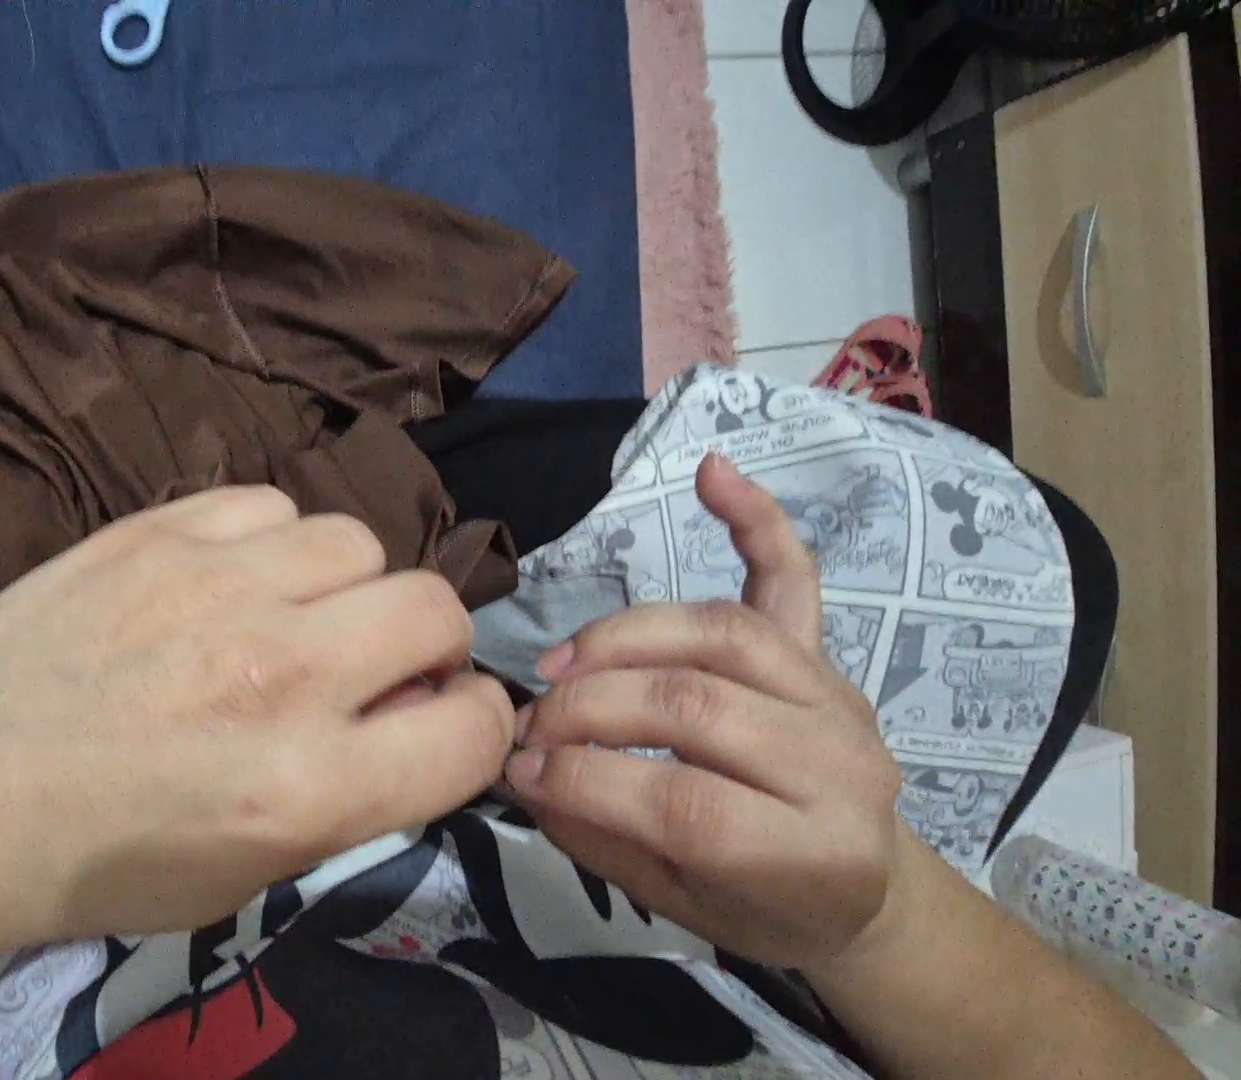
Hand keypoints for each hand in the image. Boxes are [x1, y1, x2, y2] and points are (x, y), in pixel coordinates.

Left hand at [0, 486, 513, 948]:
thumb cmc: (100, 859)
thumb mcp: (249, 869)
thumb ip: (353, 790)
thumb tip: (415, 707)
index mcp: (306, 788)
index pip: (474, 728)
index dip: (474, 723)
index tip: (438, 717)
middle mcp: (277, 675)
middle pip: (434, 607)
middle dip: (426, 643)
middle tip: (370, 663)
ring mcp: (213, 587)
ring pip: (356, 540)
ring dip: (344, 587)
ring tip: (284, 614)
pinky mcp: (153, 532)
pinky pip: (269, 505)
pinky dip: (270, 544)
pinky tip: (223, 580)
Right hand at [502, 454, 904, 969]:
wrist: (865, 891)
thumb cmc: (764, 908)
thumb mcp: (678, 905)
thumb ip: (599, 835)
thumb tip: (522, 770)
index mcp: (813, 852)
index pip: (686, 804)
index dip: (586, 781)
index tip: (519, 771)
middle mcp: (839, 762)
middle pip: (696, 705)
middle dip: (588, 707)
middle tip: (531, 722)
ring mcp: (835, 695)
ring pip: (720, 633)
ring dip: (623, 636)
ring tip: (563, 661)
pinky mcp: (823, 656)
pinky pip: (790, 579)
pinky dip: (755, 520)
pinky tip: (713, 470)